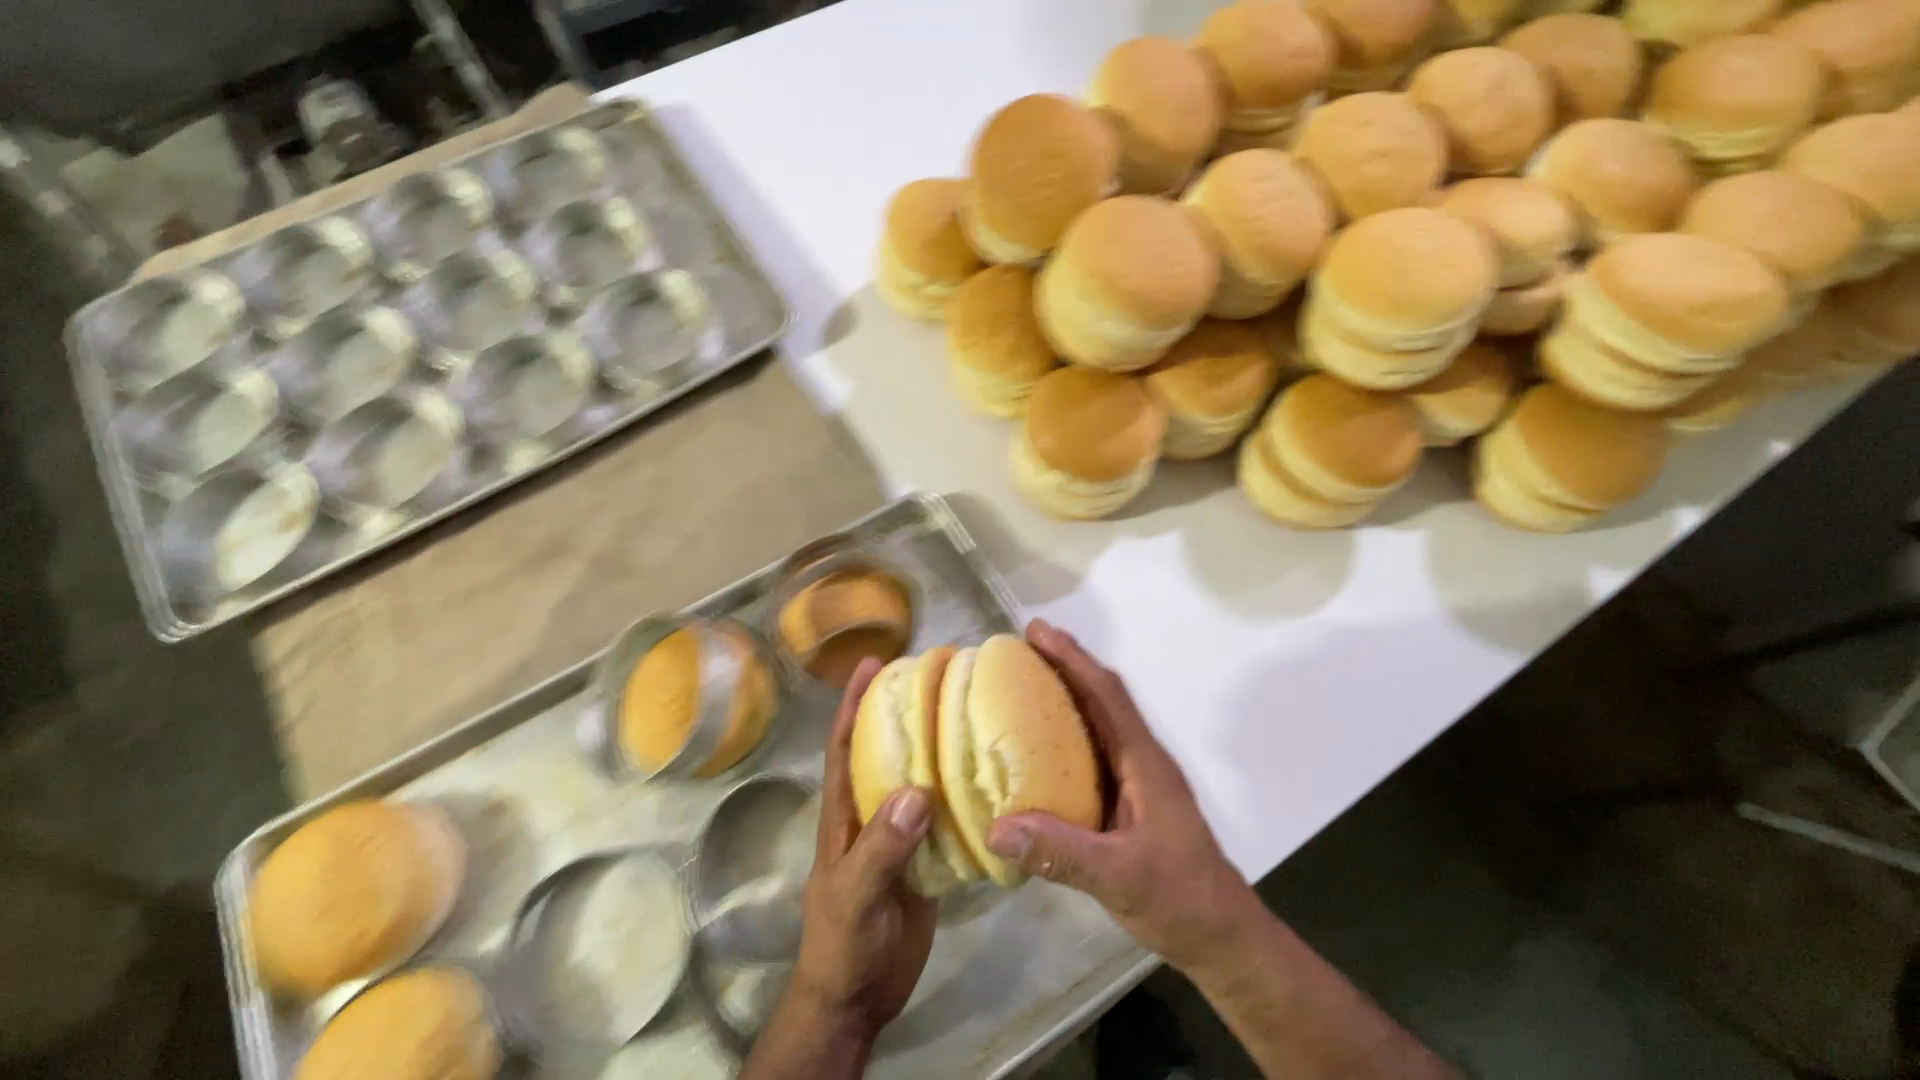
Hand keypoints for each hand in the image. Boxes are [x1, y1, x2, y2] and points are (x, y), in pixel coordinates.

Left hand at [789, 658, 937, 1040]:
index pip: (843, 749)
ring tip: (970, 719)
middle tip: (937, 680)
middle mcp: (872, 819)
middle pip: (886, 757)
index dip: (853, 706)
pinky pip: (945, 824)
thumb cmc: (842, 943)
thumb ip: (881, 847)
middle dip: (903, 716)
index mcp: (844, 817)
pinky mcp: (925, 866)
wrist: (857, 998)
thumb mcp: (855, 895)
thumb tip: (916, 791)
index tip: (873, 664)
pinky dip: (963, 803)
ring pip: (918, 787)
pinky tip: (992, 786)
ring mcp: (899, 842)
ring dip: (936, 754)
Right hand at [986, 620, 1259, 973]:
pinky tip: (1032, 755)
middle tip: (1016, 651)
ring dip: (1063, 700)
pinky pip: (1090, 757)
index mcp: (1145, 763)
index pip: (1107, 696)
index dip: (1073, 659)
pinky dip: (1062, 740)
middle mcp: (1141, 762)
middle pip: (1102, 699)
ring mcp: (1137, 783)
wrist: (1220, 935)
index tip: (1036, 631)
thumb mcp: (1119, 876)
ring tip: (1016, 689)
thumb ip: (1061, 852)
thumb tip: (996, 827)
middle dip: (1064, 668)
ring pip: (1097, 726)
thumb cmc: (1179, 897)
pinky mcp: (1128, 806)